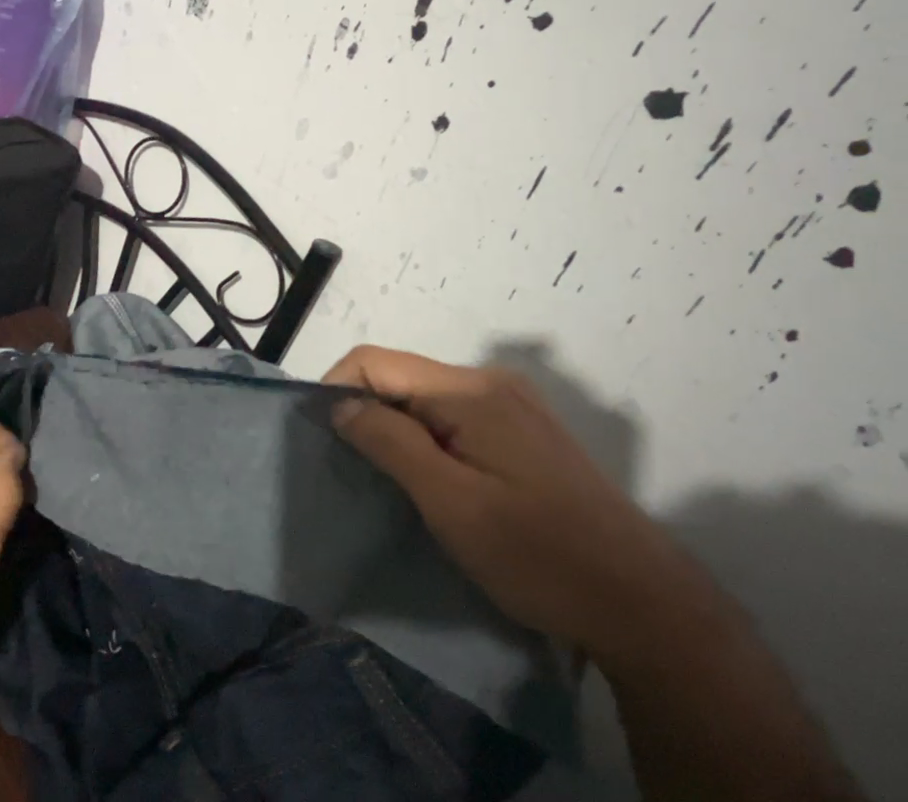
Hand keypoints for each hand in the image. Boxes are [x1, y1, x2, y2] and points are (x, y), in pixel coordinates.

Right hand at [321, 346, 719, 660]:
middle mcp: (493, 385)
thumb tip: (340, 403)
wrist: (644, 607)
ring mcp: (514, 409)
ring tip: (390, 483)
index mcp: (472, 392)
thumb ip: (389, 442)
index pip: (373, 361)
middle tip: (355, 471)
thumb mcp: (449, 501)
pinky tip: (432, 485)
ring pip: (422, 401)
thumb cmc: (537, 555)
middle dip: (364, 413)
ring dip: (393, 431)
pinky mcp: (524, 435)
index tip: (324, 442)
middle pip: (398, 377)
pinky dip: (424, 442)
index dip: (334, 391)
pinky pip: (451, 420)